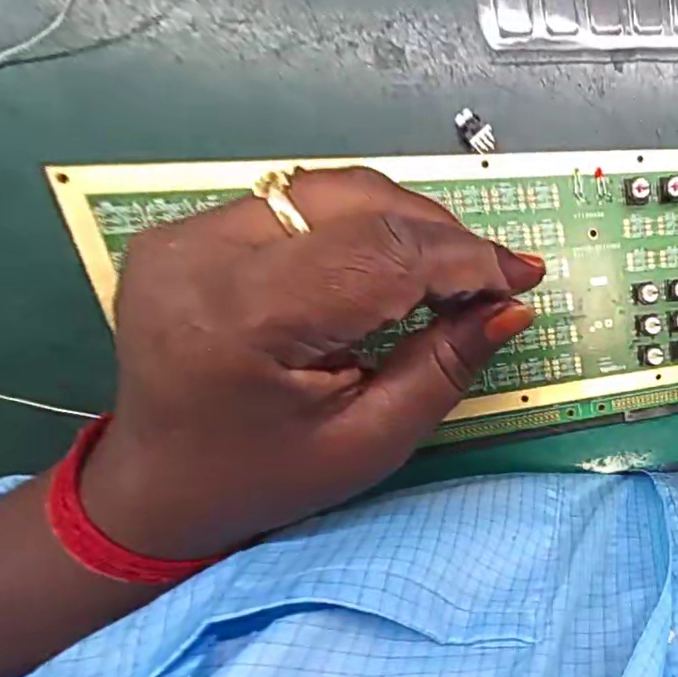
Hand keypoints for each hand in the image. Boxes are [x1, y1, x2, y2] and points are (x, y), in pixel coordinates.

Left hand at [79, 167, 544, 558]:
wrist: (158, 487)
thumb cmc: (264, 480)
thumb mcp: (369, 441)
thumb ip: (443, 368)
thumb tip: (509, 309)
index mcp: (243, 318)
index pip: (381, 252)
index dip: (464, 258)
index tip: (519, 278)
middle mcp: (202, 252)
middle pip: (356, 200)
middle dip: (440, 235)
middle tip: (489, 278)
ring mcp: (187, 231)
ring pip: (330, 189)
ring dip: (405, 223)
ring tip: (448, 272)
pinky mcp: (190, 230)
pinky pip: (300, 203)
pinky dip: (361, 225)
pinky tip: (390, 265)